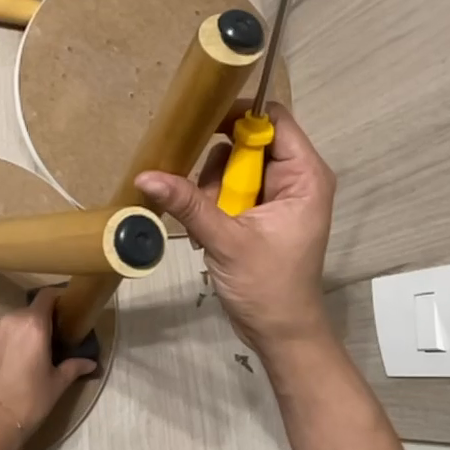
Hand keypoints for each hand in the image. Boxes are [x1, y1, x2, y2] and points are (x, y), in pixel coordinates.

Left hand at [0, 288, 96, 449]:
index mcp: (34, 325)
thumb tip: (90, 362)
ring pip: (5, 325)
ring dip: (14, 335)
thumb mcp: (57, 384)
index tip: (61, 312)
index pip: (46, 296)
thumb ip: (73, 366)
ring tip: (17, 358)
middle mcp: (9, 319)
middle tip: (41, 344)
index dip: (55, 300)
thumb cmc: (30, 401)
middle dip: (35, 324)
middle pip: (26, 313)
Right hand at [136, 103, 335, 357]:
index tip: (200, 127)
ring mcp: (275, 196)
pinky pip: (228, 189)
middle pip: (247, 142)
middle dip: (219, 165)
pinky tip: (208, 231)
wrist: (279, 332)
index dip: (239, 117)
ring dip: (211, 188)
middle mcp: (293, 178)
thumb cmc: (268, 286)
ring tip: (209, 222)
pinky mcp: (258, 212)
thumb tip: (145, 175)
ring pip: (232, 166)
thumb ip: (188, 203)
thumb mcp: (225, 241)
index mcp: (304, 176)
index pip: (274, 120)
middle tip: (204, 193)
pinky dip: (211, 203)